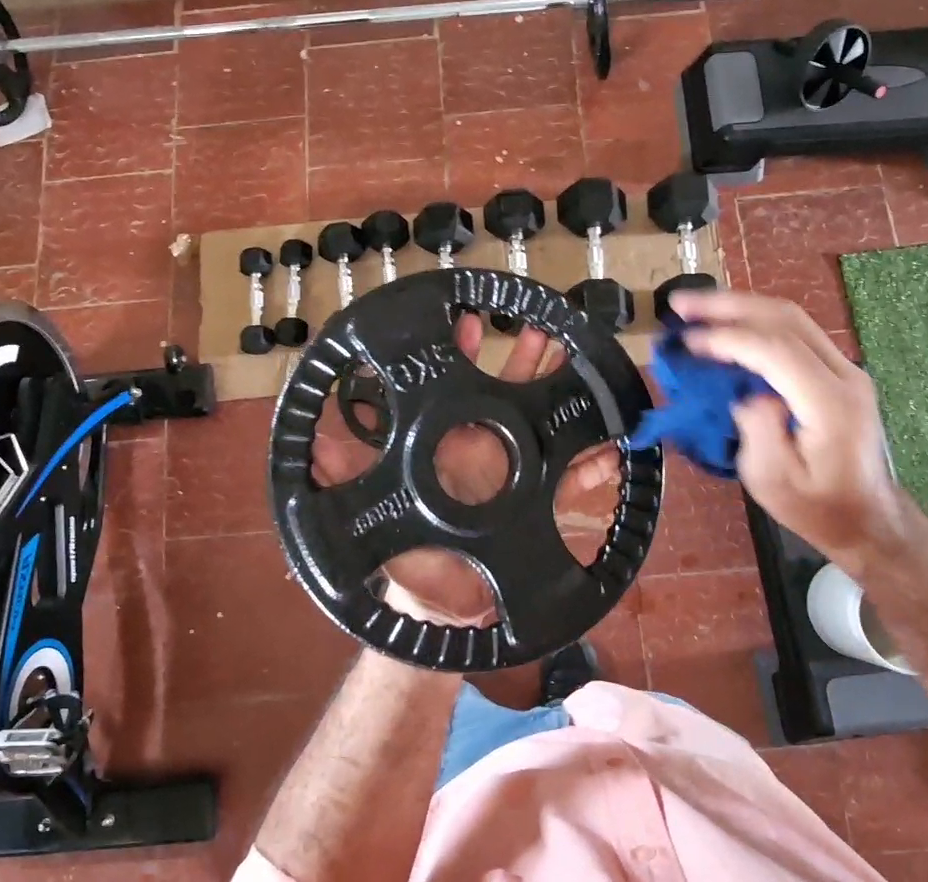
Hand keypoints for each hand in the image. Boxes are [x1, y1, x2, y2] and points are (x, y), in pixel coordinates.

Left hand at [312, 314, 621, 625]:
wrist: (448, 609)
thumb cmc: (412, 566)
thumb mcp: (375, 526)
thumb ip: (349, 484)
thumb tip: (314, 446)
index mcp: (448, 449)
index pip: (453, 391)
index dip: (461, 353)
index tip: (469, 320)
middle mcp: (486, 452)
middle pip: (510, 396)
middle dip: (528, 359)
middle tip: (546, 326)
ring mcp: (519, 475)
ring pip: (547, 428)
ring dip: (567, 403)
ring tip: (591, 375)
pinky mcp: (543, 504)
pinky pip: (572, 482)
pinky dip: (593, 467)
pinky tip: (613, 450)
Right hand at [671, 290, 915, 573]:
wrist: (865, 518)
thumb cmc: (816, 507)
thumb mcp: (774, 481)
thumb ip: (758, 429)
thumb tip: (745, 391)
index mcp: (831, 404)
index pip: (777, 350)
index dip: (729, 339)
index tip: (688, 341)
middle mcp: (844, 375)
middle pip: (785, 319)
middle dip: (728, 306)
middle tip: (680, 304)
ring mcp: (844, 369)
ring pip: (790, 318)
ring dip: (739, 307)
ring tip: (694, 308)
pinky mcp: (835, 371)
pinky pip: (793, 332)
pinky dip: (753, 322)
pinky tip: (724, 325)